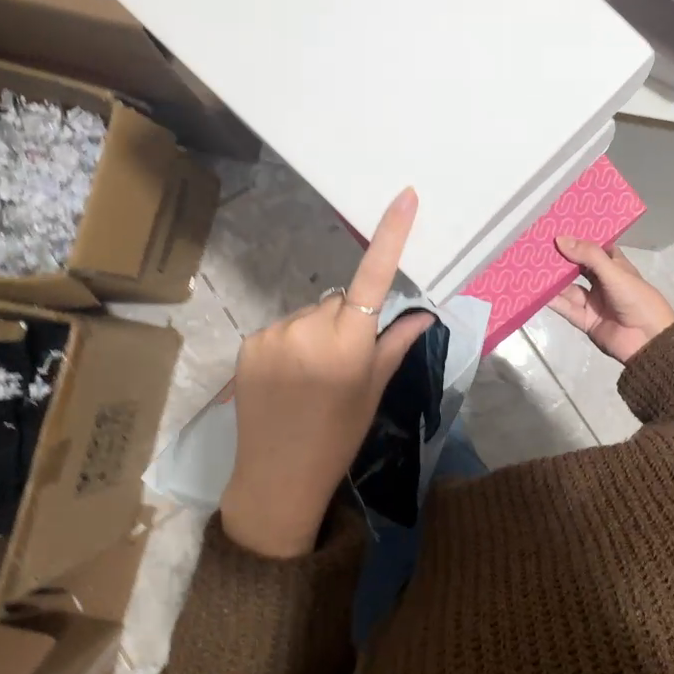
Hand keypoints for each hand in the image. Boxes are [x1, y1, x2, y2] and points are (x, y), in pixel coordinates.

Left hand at [219, 188, 434, 558]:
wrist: (278, 477)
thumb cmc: (338, 435)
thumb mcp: (374, 390)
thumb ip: (396, 344)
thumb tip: (424, 313)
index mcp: (349, 345)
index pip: (375, 279)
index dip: (391, 235)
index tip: (404, 196)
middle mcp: (310, 330)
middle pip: (337, 300)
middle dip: (345, 320)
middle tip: (342, 363)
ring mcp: (274, 335)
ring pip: (309, 313)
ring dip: (315, 332)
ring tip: (310, 377)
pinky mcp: (249, 343)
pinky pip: (282, 327)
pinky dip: (290, 342)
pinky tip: (287, 377)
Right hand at [549, 237, 673, 363]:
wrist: (648, 340)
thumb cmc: (636, 298)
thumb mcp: (614, 272)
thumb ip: (588, 256)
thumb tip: (559, 239)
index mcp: (615, 266)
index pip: (594, 247)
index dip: (578, 238)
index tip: (556, 227)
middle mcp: (603, 281)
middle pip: (577, 267)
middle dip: (560, 259)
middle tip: (537, 246)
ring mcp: (593, 301)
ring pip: (569, 288)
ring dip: (553, 280)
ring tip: (531, 267)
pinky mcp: (586, 320)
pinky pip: (567, 308)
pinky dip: (554, 301)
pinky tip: (538, 291)